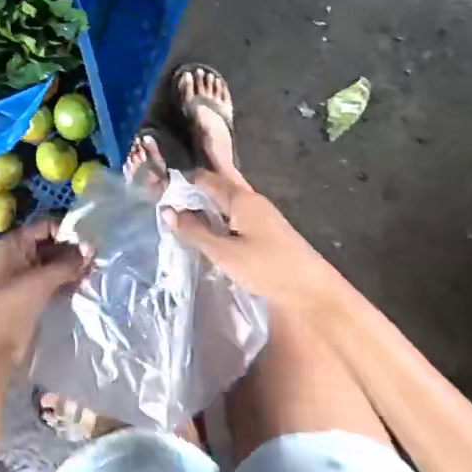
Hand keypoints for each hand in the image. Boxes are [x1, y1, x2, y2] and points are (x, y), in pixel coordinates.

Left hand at [0, 216, 86, 368]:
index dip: (68, 232)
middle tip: (97, 259)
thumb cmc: (10, 306)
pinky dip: (65, 281)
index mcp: (13, 243)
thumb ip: (67, 263)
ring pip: (52, 265)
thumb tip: (91, 248)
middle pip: (50, 245)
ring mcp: (22, 277)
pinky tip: (83, 285)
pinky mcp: (28, 296)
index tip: (92, 241)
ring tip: (94, 272)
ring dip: (71, 268)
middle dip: (72, 251)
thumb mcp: (40, 281)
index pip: (45, 227)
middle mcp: (17, 255)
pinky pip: (50, 282)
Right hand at [163, 171, 340, 313]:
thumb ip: (195, 232)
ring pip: (226, 205)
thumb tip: (167, 211)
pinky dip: (218, 221)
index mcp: (241, 198)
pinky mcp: (266, 232)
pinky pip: (234, 217)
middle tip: (163, 200)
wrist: (313, 292)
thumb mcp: (224, 253)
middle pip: (217, 189)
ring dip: (204, 209)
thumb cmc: (267, 268)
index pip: (206, 179)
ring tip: (178, 217)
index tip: (158, 186)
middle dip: (193, 194)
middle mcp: (252, 200)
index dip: (183, 181)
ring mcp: (261, 216)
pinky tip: (206, 233)